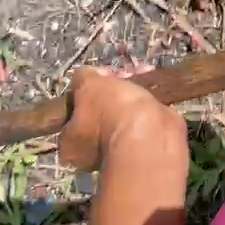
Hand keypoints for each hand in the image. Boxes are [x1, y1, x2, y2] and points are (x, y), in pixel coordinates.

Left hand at [60, 66, 186, 171]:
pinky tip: (154, 86)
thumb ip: (82, 77)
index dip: (86, 89)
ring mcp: (119, 149)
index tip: (101, 76)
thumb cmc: (110, 111)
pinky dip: (146, 103)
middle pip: (99, 111)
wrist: (150, 131)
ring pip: (121, 113)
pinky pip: (141, 117)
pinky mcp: (144, 142)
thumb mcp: (88, 85)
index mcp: (70, 144)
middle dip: (113, 88)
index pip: (72, 113)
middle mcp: (91, 152)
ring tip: (144, 73)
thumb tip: (86, 75)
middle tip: (124, 74)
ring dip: (131, 92)